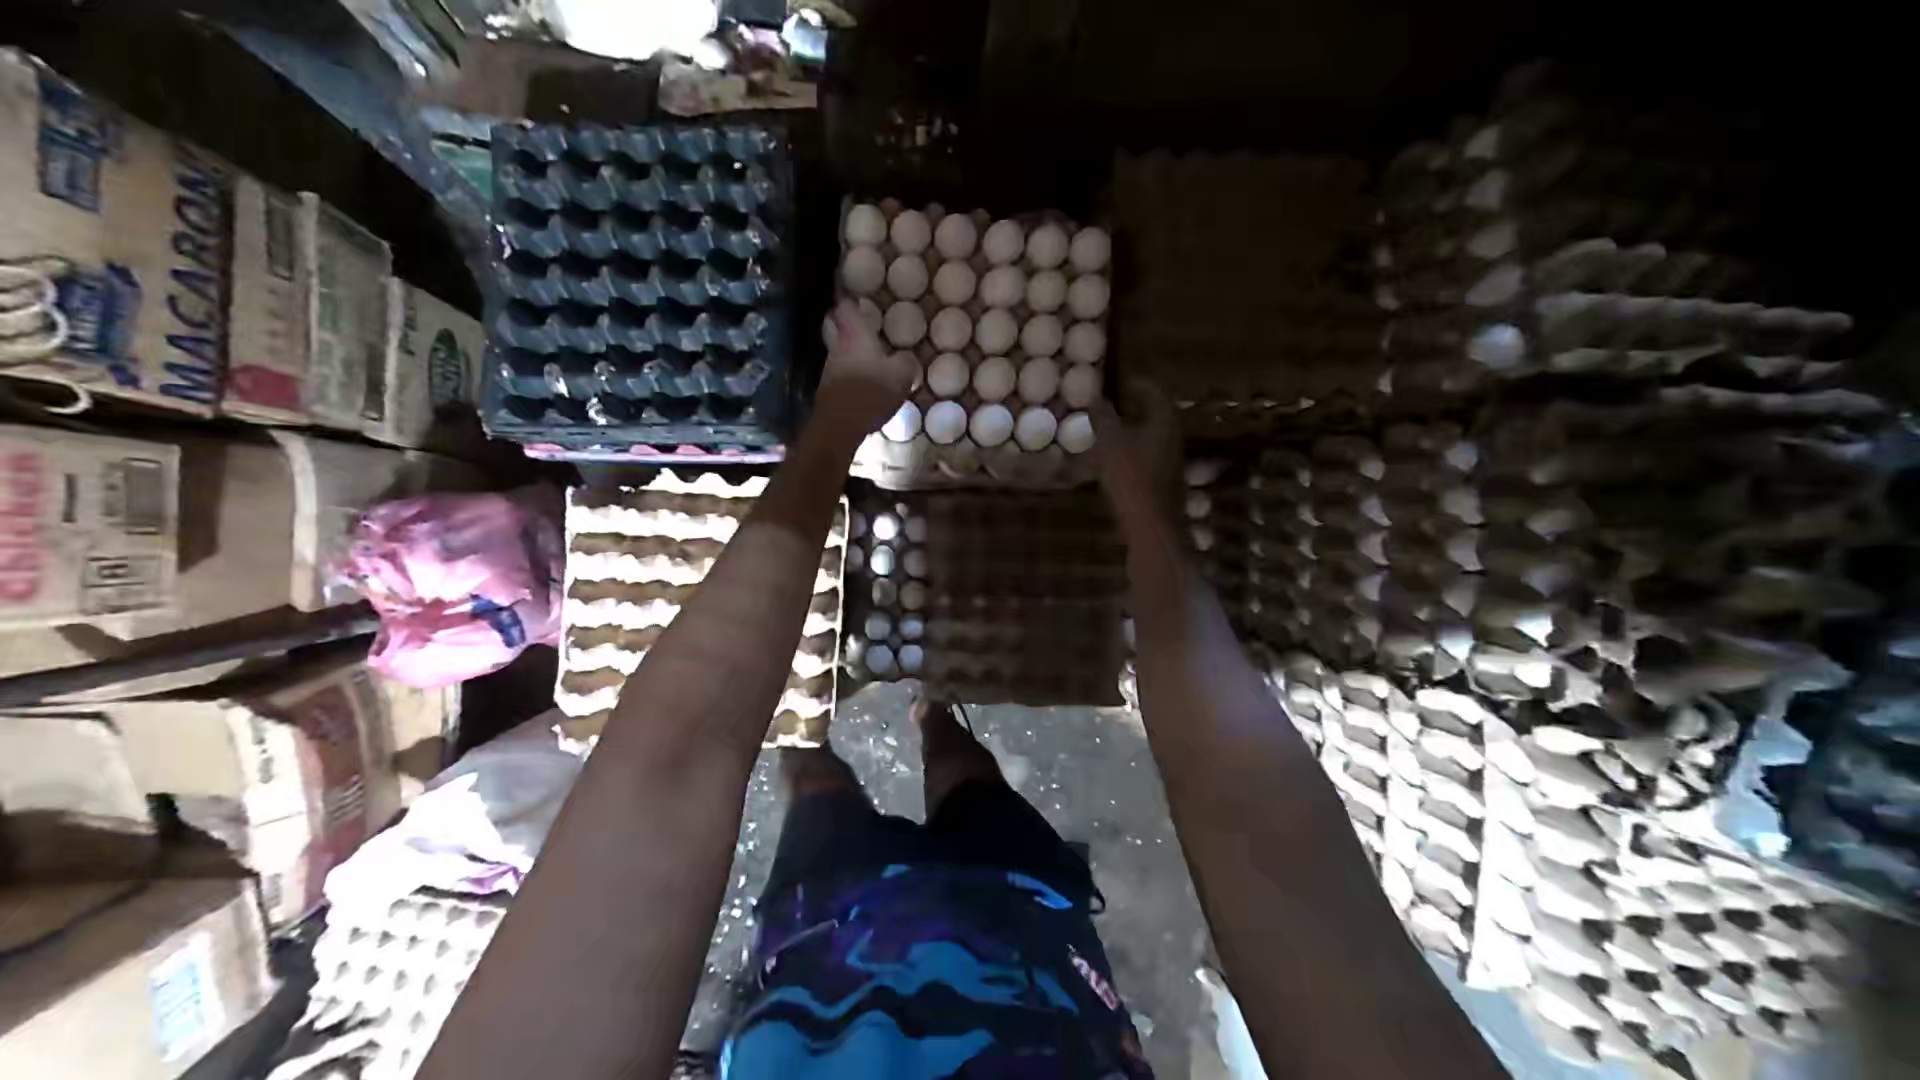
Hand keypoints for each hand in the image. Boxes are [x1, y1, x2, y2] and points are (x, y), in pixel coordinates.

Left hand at [815, 300, 915, 439]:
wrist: (840, 425)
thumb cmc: (870, 391)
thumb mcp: (901, 375)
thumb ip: (907, 362)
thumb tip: (908, 358)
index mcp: (854, 334)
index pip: (844, 304)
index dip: (846, 293)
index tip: (848, 285)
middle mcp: (838, 345)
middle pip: (834, 323)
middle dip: (842, 317)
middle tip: (856, 315)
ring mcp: (830, 367)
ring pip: (837, 347)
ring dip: (848, 344)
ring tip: (865, 347)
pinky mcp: (829, 388)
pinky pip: (841, 369)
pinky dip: (849, 367)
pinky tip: (863, 375)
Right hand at [1091, 378, 1181, 532]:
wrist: (1151, 524)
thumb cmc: (1130, 476)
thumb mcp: (1110, 441)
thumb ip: (1103, 417)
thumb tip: (1098, 399)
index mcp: (1163, 418)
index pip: (1150, 388)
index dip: (1129, 382)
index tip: (1109, 381)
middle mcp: (1172, 434)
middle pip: (1149, 411)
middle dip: (1125, 406)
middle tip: (1100, 405)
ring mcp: (1169, 458)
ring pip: (1146, 434)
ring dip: (1125, 430)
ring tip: (1099, 431)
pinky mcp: (1162, 478)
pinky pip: (1143, 454)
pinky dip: (1127, 450)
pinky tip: (1107, 459)